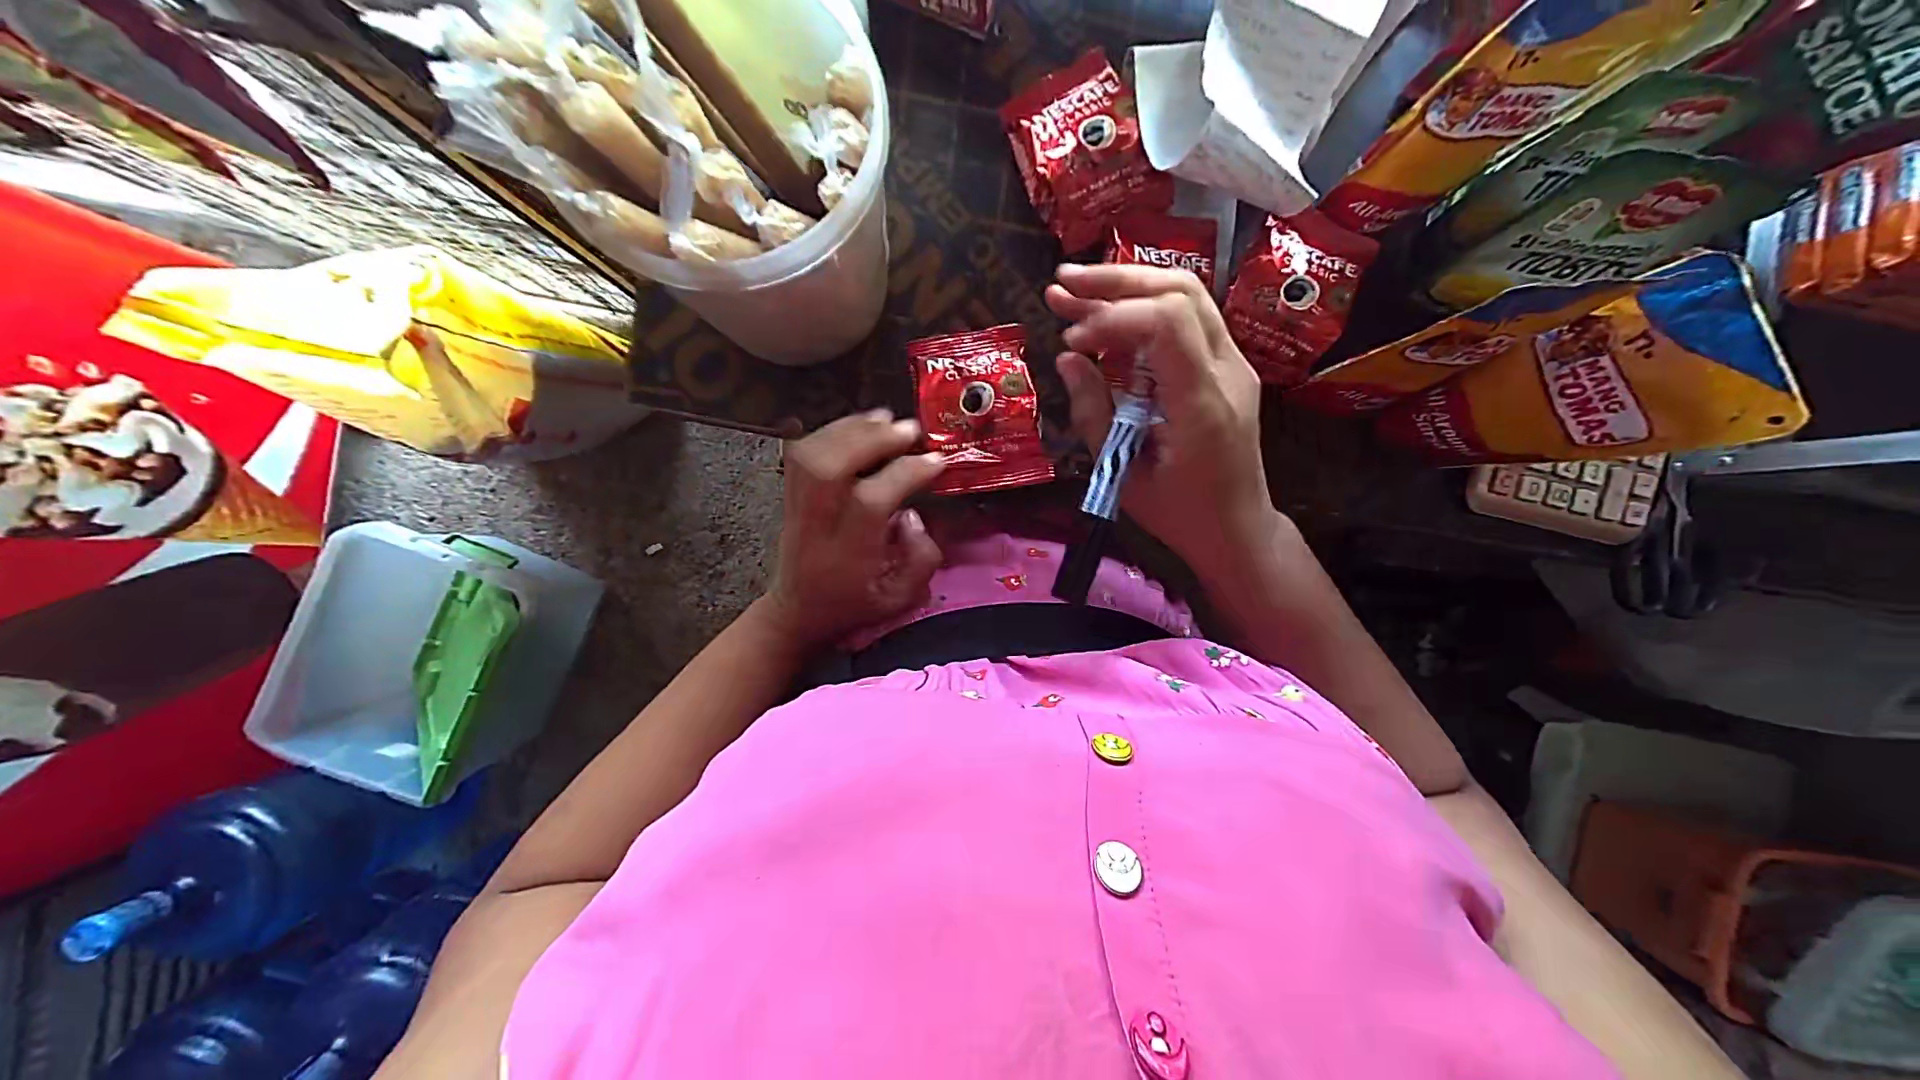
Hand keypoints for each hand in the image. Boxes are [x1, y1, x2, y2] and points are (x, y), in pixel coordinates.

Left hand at [764, 410, 946, 649]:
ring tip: (885, 419)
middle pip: (830, 468)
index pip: (871, 502)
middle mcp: (817, 525)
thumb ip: (920, 560)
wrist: (799, 610)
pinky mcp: (791, 494)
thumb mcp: (900, 599)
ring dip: (850, 429)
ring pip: (812, 456)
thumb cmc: (854, 605)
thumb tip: (914, 516)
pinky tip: (858, 425)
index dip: (905, 475)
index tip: (936, 460)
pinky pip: (802, 453)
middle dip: (870, 440)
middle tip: (909, 429)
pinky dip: (830, 431)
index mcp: (848, 554)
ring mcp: (798, 507)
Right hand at [1045, 263, 1278, 573]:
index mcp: (1202, 403)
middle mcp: (1227, 371)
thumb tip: (1068, 360)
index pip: (1166, 323)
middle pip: (1180, 291)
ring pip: (1187, 295)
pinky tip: (1108, 314)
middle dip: (1116, 281)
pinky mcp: (1226, 366)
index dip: (1112, 319)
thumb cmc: (1178, 514)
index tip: (1070, 340)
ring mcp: (1233, 364)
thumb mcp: (1123, 475)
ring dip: (1129, 286)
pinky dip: (1144, 309)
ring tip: (1075, 290)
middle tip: (1062, 284)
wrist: (1236, 528)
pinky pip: (1188, 318)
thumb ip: (1095, 413)